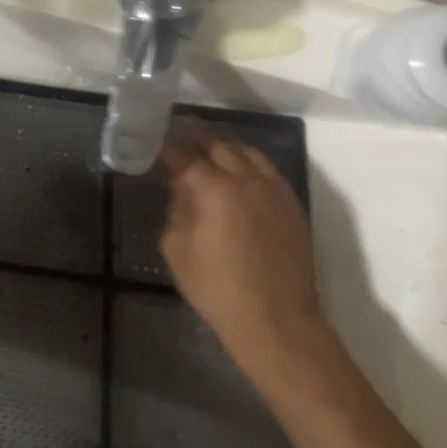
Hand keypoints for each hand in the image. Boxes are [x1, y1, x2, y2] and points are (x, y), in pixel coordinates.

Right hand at [159, 126, 326, 377]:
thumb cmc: (218, 289)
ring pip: (249, 153)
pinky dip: (250, 162)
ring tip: (210, 143)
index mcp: (215, 189)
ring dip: (227, 145)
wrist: (277, 320)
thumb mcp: (178, 251)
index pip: (185, 156)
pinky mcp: (292, 206)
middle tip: (181, 127)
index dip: (167, 147)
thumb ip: (177, 212)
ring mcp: (275, 191)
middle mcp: (247, 180)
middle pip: (220, 145)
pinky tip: (241, 169)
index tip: (154, 140)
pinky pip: (268, 171)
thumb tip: (182, 191)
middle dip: (198, 135)